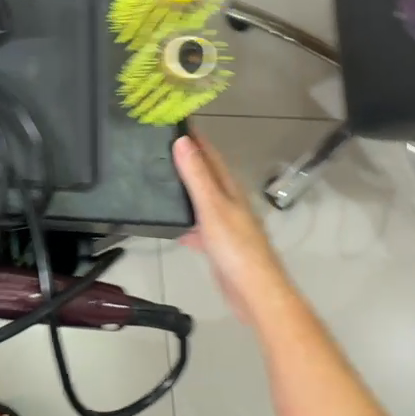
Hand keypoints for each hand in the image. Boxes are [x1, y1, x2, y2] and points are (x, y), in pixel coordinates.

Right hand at [173, 133, 294, 325]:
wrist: (255, 293)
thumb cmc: (235, 247)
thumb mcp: (212, 207)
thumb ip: (197, 175)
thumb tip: (183, 140)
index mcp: (230, 189)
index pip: (210, 155)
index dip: (195, 138)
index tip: (174, 122)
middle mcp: (230, 203)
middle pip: (206, 176)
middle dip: (187, 162)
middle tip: (159, 150)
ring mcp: (226, 225)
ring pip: (202, 201)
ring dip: (185, 192)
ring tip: (159, 183)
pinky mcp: (220, 247)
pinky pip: (200, 227)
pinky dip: (187, 224)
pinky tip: (173, 229)